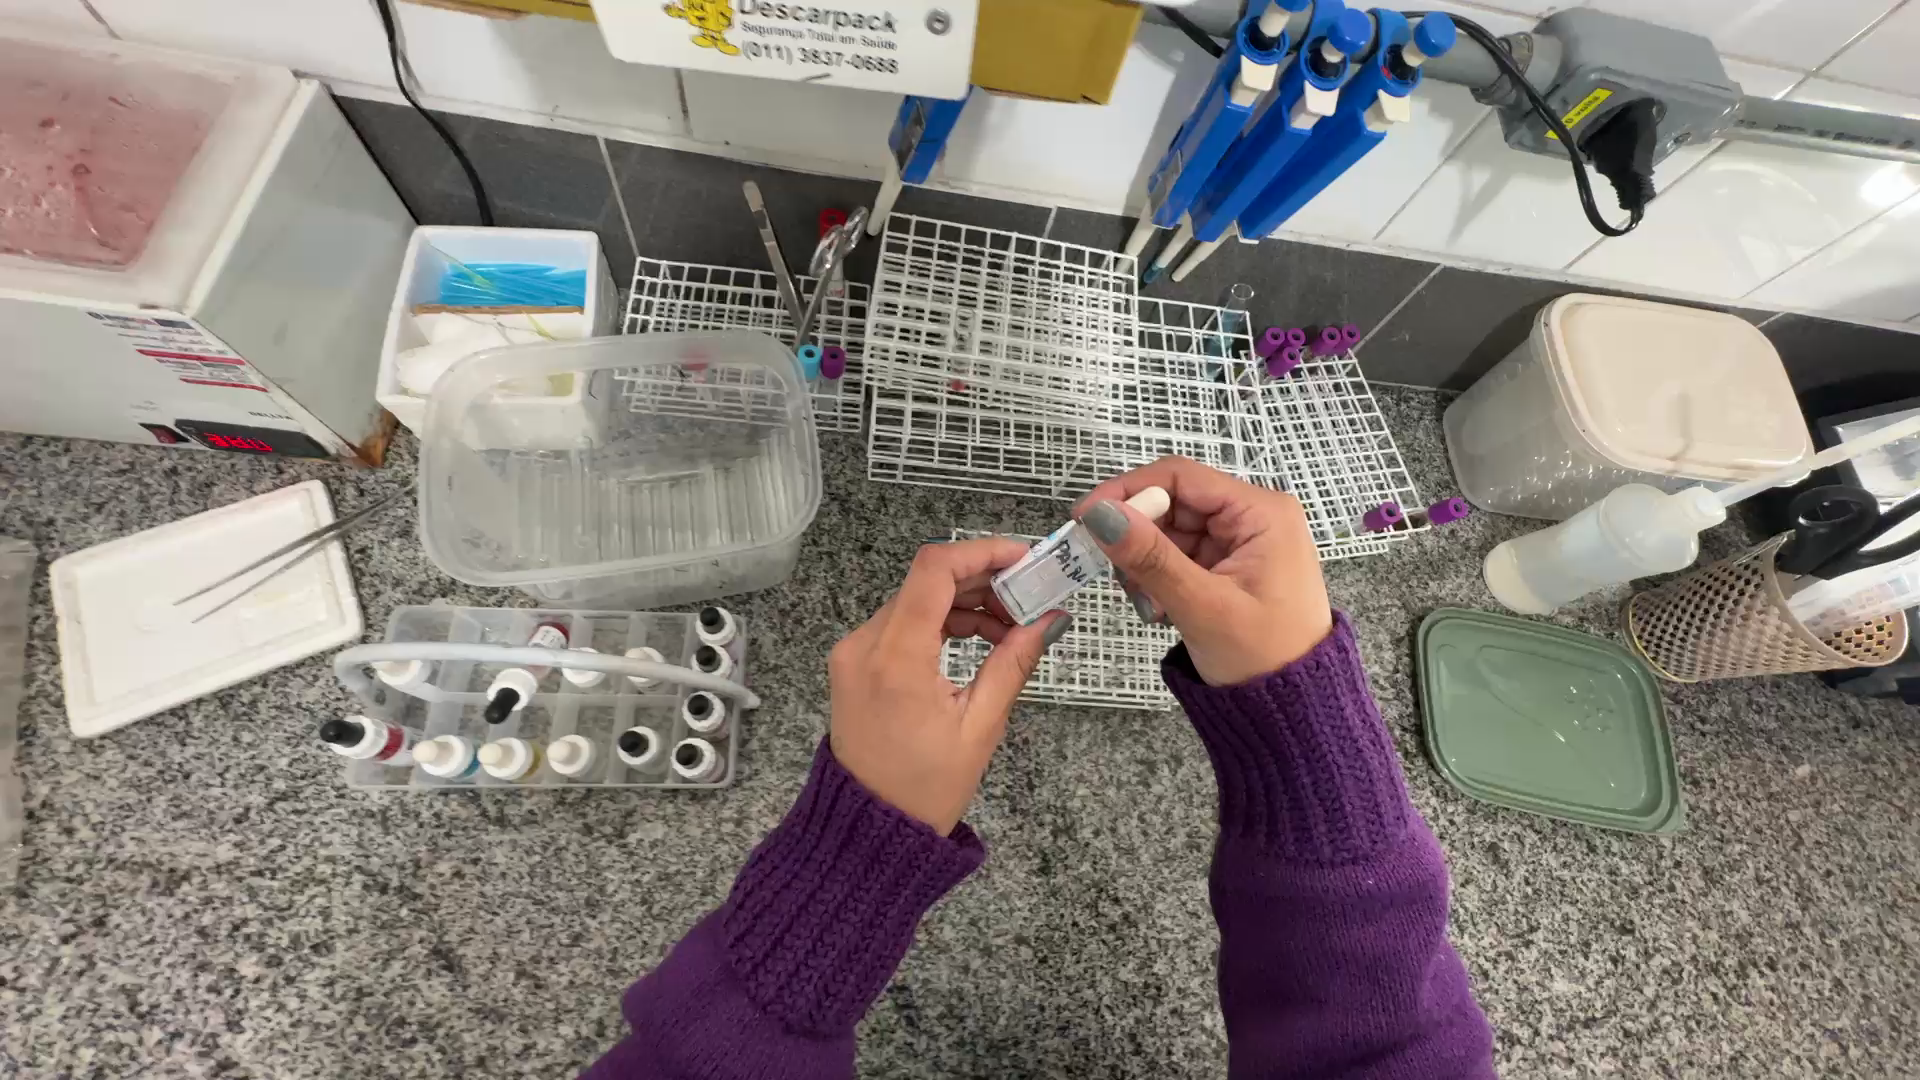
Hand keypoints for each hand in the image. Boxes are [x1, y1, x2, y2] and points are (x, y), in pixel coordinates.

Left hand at [828, 538, 1071, 834]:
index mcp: (895, 658)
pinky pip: (903, 622)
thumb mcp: (980, 727)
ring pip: (917, 599)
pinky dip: (942, 621)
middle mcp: (864, 643)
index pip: (934, 570)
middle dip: (984, 580)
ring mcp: (854, 650)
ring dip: (966, 602)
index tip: (1024, 559)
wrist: (866, 834)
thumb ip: (1013, 662)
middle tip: (1030, 596)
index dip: (983, 552)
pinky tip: (980, 638)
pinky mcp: (855, 661)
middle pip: (927, 581)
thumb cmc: (924, 791)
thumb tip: (1051, 619)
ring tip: (1012, 627)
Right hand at [1076, 457, 1330, 685]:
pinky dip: (1157, 579)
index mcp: (1261, 512)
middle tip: (1119, 577)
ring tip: (1151, 606)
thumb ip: (1151, 557)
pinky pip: (1175, 556)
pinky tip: (1161, 610)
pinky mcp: (1225, 566)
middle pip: (1171, 504)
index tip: (1084, 517)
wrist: (1293, 711)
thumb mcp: (1203, 606)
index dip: (1128, 491)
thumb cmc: (1263, 657)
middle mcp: (1251, 517)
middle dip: (1138, 538)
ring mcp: (1238, 542)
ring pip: (1167, 532)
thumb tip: (1100, 514)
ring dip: (1145, 565)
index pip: (1180, 477)